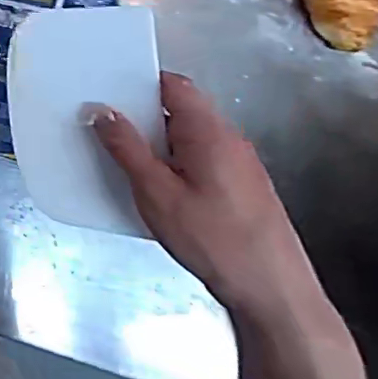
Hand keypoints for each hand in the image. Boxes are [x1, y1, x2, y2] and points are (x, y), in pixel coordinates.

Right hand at [92, 73, 326, 325]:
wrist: (276, 296)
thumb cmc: (214, 240)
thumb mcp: (156, 192)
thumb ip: (126, 147)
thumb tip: (101, 111)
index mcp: (208, 130)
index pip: (173, 84)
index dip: (139, 82)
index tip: (109, 93)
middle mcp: (229, 139)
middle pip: (180, 109)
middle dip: (143, 116)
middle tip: (108, 130)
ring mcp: (241, 164)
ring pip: (190, 136)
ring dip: (159, 143)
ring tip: (128, 162)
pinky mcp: (244, 187)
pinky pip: (202, 158)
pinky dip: (177, 162)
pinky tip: (160, 190)